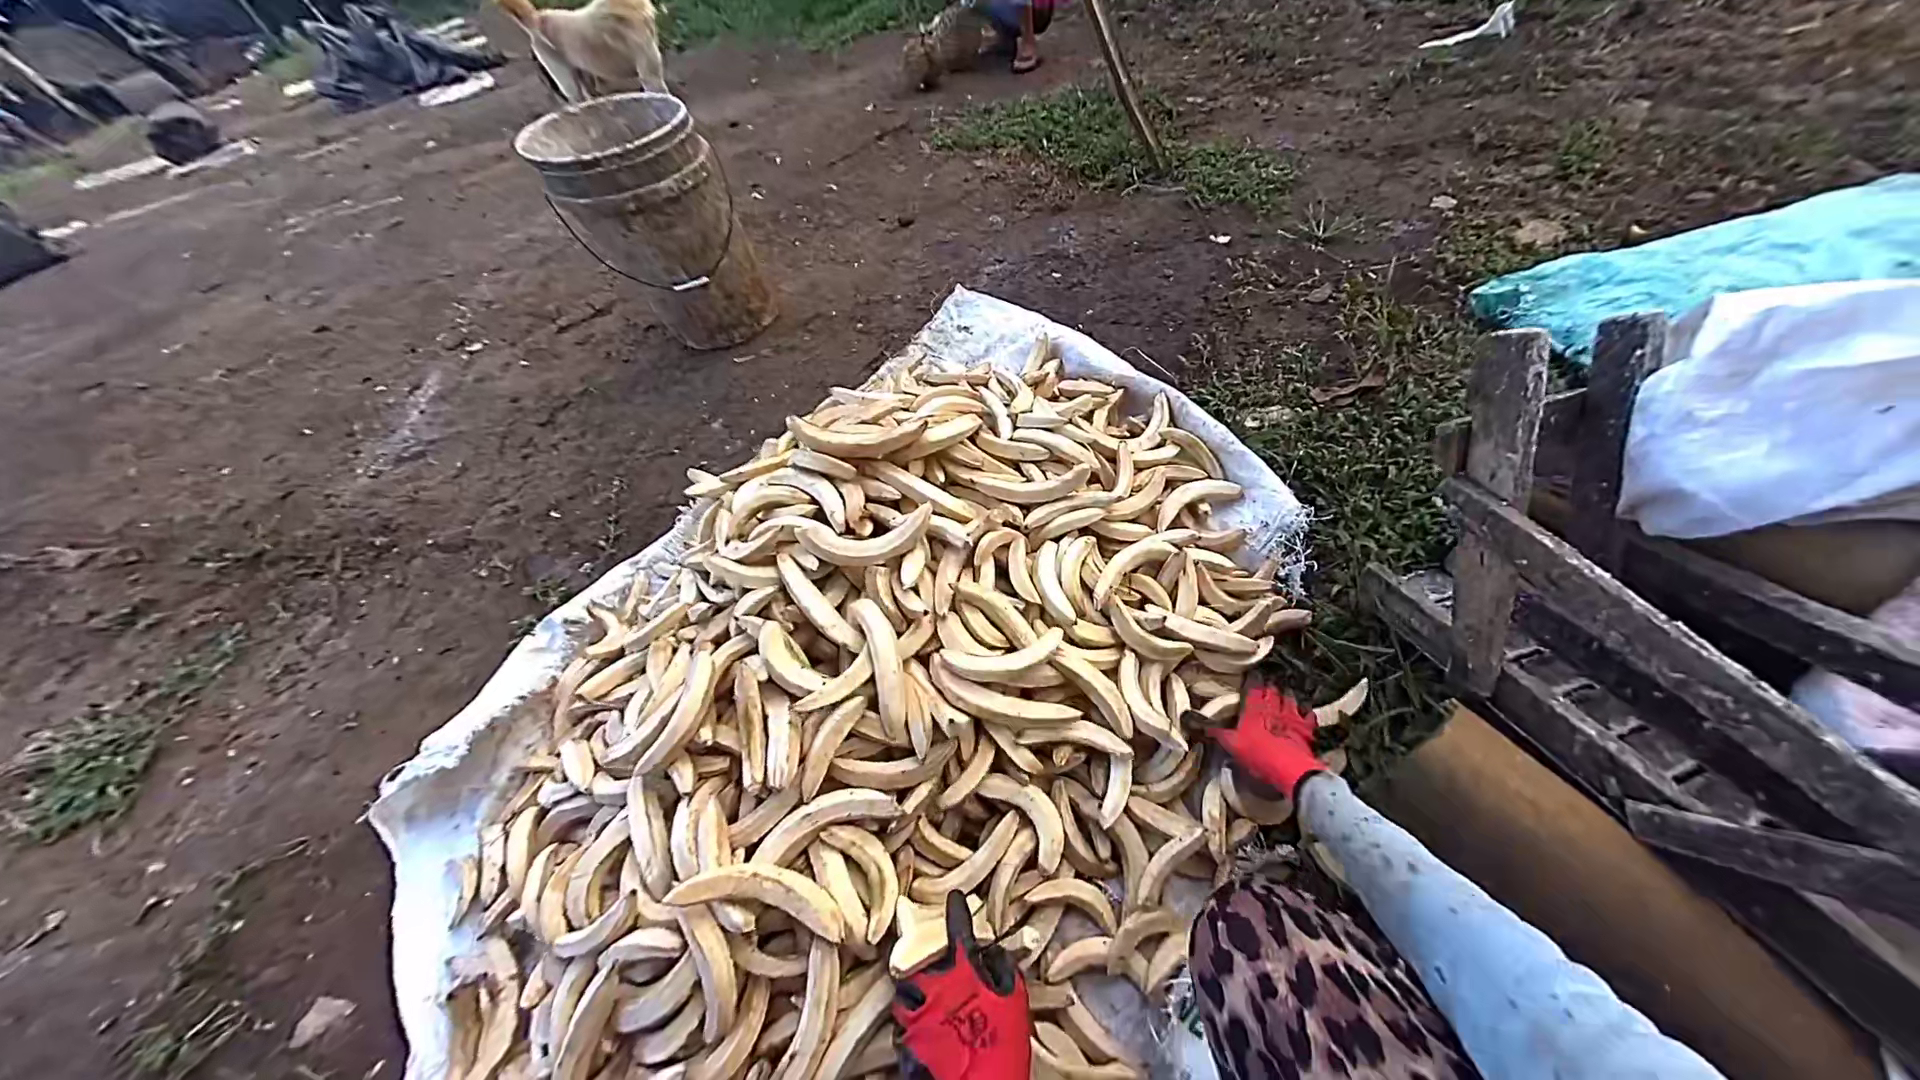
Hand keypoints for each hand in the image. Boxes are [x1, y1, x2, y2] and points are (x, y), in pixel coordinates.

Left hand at [893, 891, 1031, 1079]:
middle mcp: (932, 983)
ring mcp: (914, 1011)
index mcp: (962, 968)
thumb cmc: (1000, 1048)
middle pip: (916, 959)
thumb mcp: (1014, 1002)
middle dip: (920, 959)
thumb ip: (1002, 969)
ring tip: (926, 1001)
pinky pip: (901, 1022)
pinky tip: (924, 1029)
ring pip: (904, 991)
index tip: (954, 899)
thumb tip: (991, 952)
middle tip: (931, 967)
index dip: (957, 910)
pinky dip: (911, 1022)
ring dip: (913, 992)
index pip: (958, 928)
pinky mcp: (903, 1040)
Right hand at [1199, 668, 1326, 798]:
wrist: (1290, 770)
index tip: (1251, 673)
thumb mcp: (1230, 744)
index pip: (1253, 687)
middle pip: (1273, 690)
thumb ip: (1212, 730)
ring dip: (1287, 694)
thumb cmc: (1257, 755)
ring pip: (1291, 698)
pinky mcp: (1307, 729)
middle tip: (1267, 682)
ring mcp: (1292, 717)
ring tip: (1284, 691)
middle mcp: (1273, 708)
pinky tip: (1305, 711)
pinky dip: (1306, 711)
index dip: (1252, 679)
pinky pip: (1309, 714)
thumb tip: (1187, 717)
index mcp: (1254, 709)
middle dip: (1270, 685)